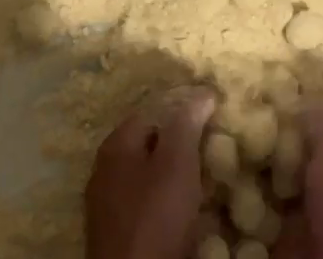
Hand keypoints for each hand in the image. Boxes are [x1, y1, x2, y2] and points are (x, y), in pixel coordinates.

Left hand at [85, 86, 217, 258]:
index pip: (155, 109)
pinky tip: (191, 207)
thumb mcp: (177, 161)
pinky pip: (151, 202)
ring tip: (210, 175)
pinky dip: (172, 199)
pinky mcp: (120, 231)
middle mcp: (106, 169)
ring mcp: (110, 203)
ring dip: (180, 172)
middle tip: (216, 144)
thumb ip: (187, 122)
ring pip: (152, 174)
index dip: (186, 106)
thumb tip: (202, 91)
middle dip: (184, 141)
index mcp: (115, 145)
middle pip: (152, 142)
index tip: (216, 111)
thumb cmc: (154, 216)